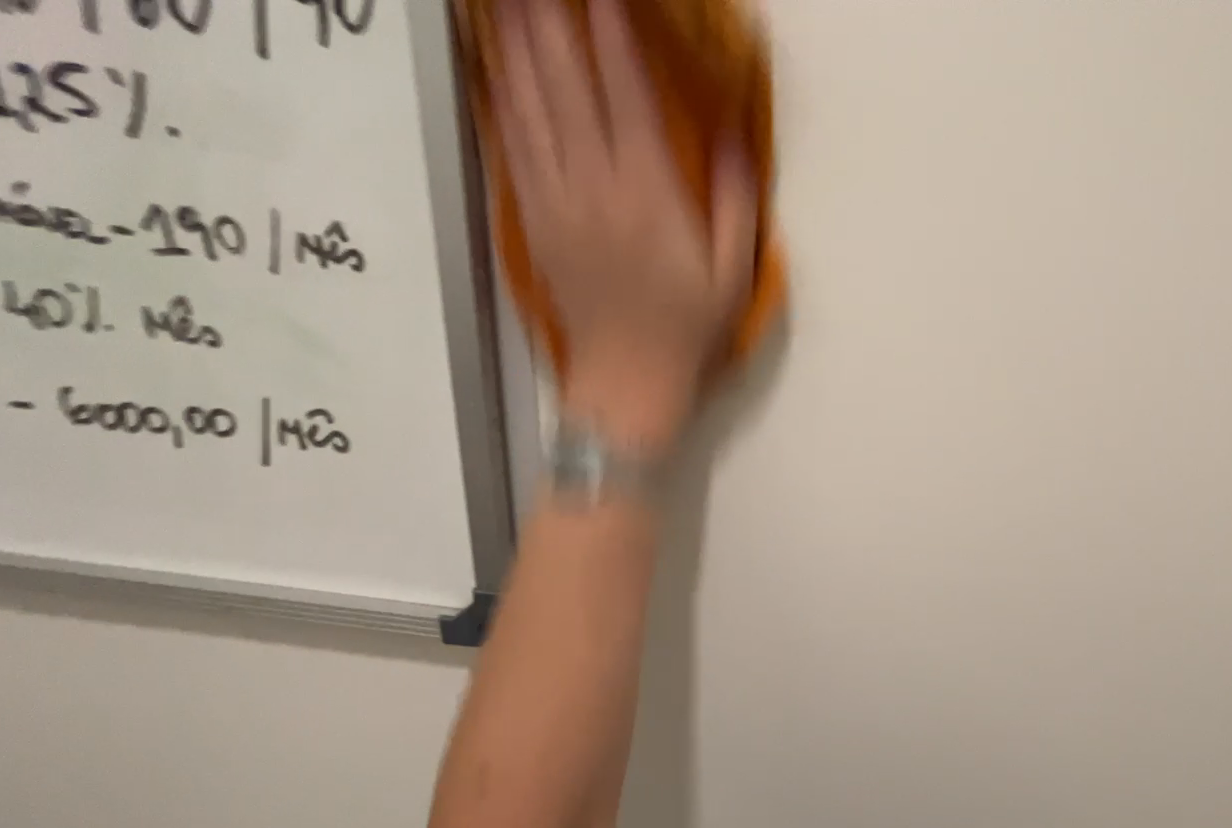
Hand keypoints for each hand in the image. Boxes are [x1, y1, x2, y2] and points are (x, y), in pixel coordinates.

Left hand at [493, 0, 759, 449]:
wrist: (625, 384)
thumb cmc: (687, 331)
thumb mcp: (733, 275)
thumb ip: (737, 201)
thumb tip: (735, 132)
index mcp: (650, 196)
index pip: (625, 95)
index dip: (612, 32)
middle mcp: (595, 189)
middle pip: (565, 87)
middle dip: (550, 21)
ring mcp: (557, 204)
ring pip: (528, 110)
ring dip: (516, 47)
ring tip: (507, 3)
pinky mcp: (534, 224)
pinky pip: (510, 150)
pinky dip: (499, 102)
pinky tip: (495, 67)